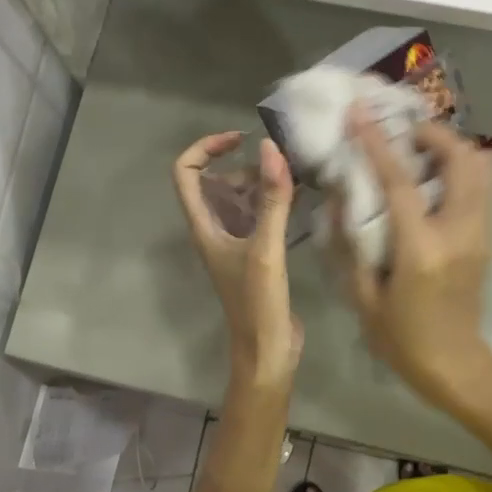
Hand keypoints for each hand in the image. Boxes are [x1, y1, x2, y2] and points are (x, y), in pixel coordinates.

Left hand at [172, 132, 303, 391]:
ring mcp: (237, 243)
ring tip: (301, 174)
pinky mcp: (258, 256)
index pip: (186, 173)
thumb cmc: (257, 304)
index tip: (240, 140)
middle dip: (247, 167)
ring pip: (244, 200)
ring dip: (266, 185)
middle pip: (219, 183)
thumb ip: (271, 200)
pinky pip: (262, 218)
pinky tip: (305, 198)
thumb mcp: (266, 249)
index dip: (206, 148)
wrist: (267, 351)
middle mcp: (216, 230)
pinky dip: (278, 204)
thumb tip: (271, 148)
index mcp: (204, 227)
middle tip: (285, 162)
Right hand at [333, 112, 491, 403]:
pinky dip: (457, 169)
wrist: (454, 366)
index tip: (359, 111)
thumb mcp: (364, 298)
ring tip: (415, 151)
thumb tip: (338, 196)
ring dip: (449, 148)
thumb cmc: (402, 340)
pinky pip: (478, 187)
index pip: (401, 180)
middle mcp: (459, 231)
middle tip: (400, 132)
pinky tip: (427, 179)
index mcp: (423, 248)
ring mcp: (478, 234)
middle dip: (431, 133)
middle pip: (461, 158)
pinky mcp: (484, 239)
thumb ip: (350, 245)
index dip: (377, 141)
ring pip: (479, 168)